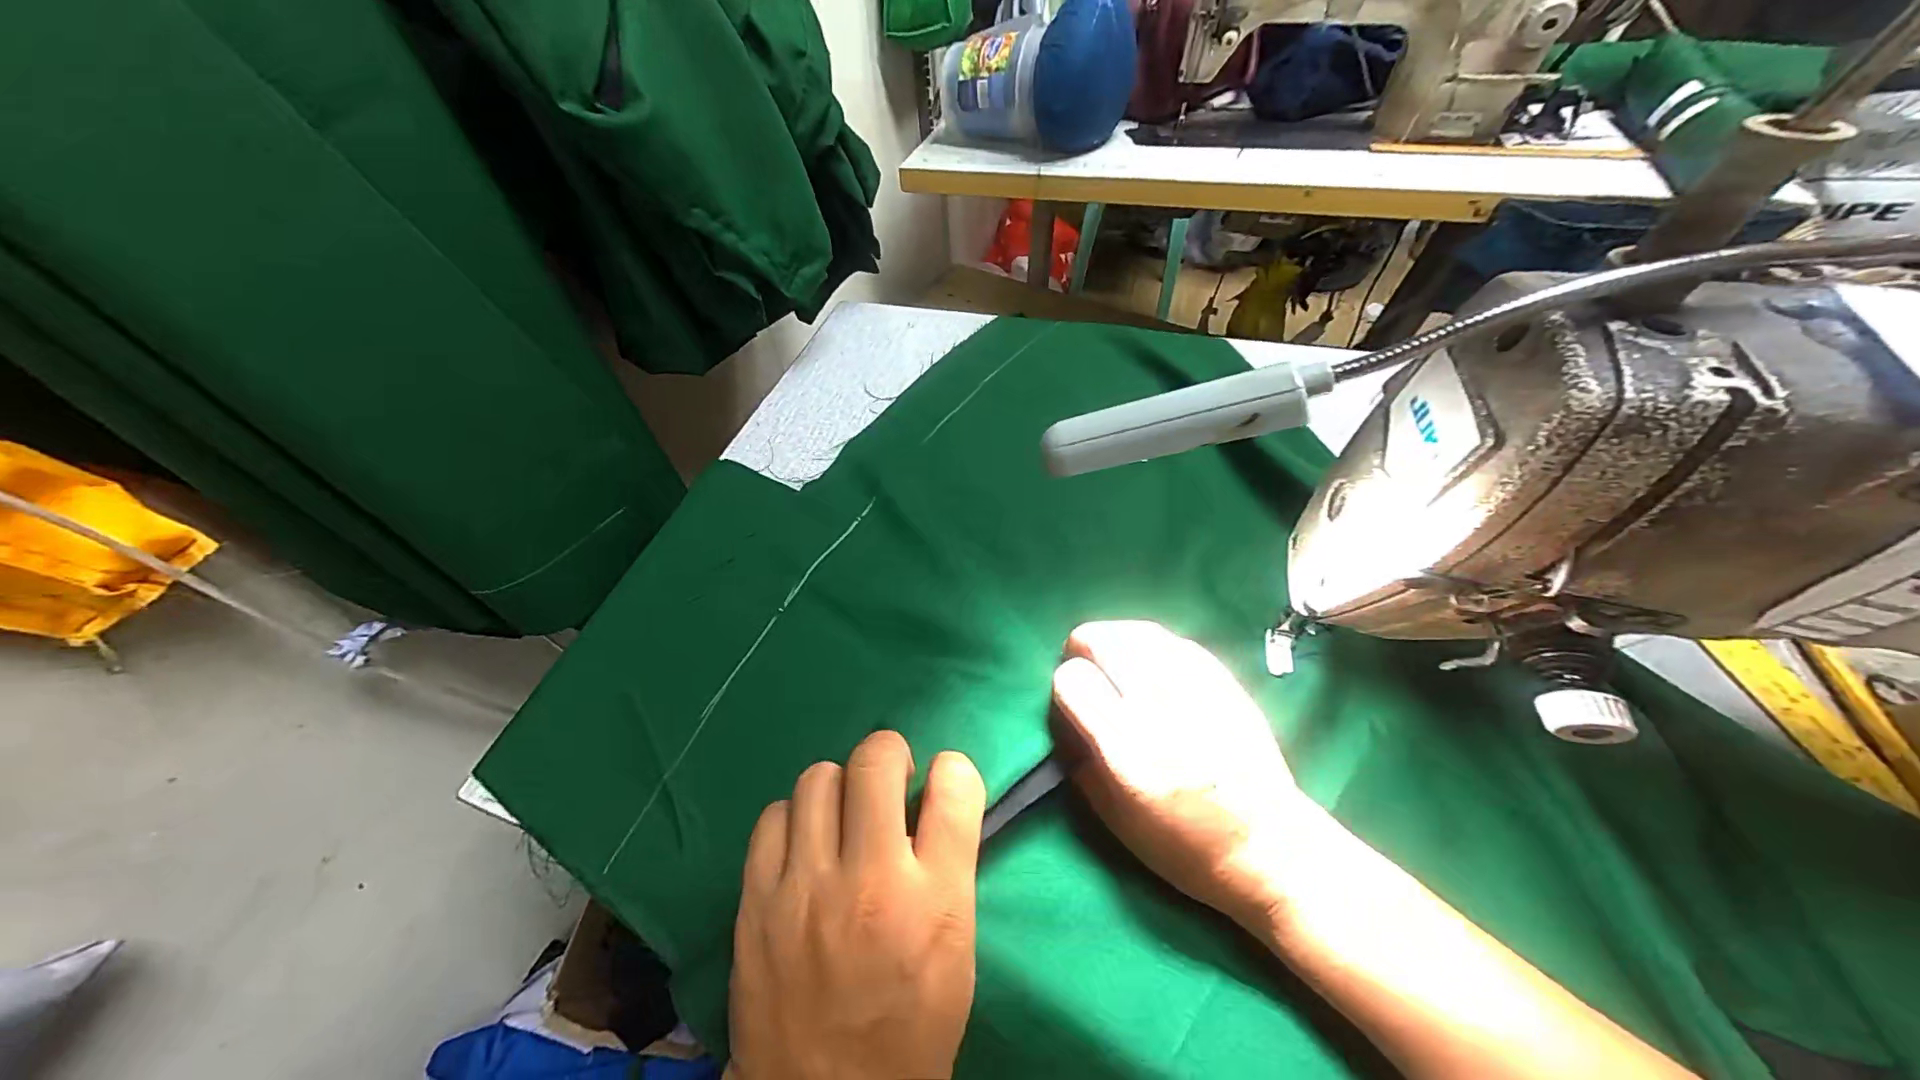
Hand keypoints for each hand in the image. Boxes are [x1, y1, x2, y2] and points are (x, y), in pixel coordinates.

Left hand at [728, 731, 985, 1079]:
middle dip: (889, 754)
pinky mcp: (756, 901)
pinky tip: (803, 844)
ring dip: (840, 786)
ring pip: (818, 778)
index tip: (942, 778)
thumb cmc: (910, 1023)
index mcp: (936, 898)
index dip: (952, 770)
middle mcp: (871, 880)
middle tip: (889, 778)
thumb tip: (931, 798)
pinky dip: (794, 818)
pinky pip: (772, 817)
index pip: (954, 787)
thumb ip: (948, 864)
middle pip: (876, 761)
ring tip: (843, 814)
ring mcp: (805, 887)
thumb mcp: (956, 947)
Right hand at [1052, 620, 1317, 929]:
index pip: (1075, 682)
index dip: (1063, 682)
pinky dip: (1151, 641)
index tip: (1069, 695)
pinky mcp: (1225, 684)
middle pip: (1104, 644)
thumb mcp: (1116, 822)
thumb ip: (1082, 765)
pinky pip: (1175, 641)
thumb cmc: (1186, 849)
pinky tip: (1147, 656)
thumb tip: (1065, 720)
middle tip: (1081, 659)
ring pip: (1140, 633)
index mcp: (1127, 753)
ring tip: (1111, 652)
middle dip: (1083, 646)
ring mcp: (1196, 692)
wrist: (1270, 849)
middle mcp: (1159, 713)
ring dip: (1115, 636)